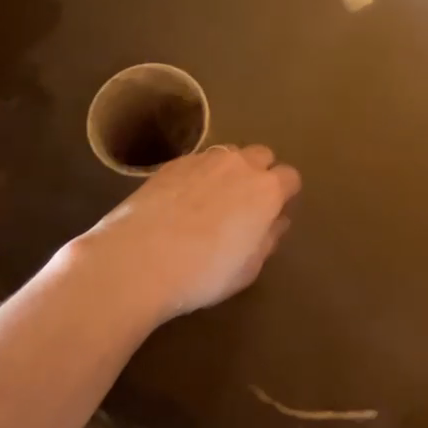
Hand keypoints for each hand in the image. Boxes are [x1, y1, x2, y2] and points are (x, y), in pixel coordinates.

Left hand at [68, 145, 300, 321]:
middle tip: (245, 204)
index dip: (285, 195)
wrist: (137, 260)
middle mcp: (239, 165)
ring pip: (228, 155)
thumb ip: (268, 240)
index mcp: (266, 190)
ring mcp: (203, 160)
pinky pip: (197, 162)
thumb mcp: (248, 269)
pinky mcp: (172, 164)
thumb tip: (277, 221)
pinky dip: (198, 176)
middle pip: (261, 156)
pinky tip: (182, 202)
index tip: (274, 214)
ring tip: (212, 201)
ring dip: (229, 171)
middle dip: (260, 174)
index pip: (290, 178)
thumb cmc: (203, 273)